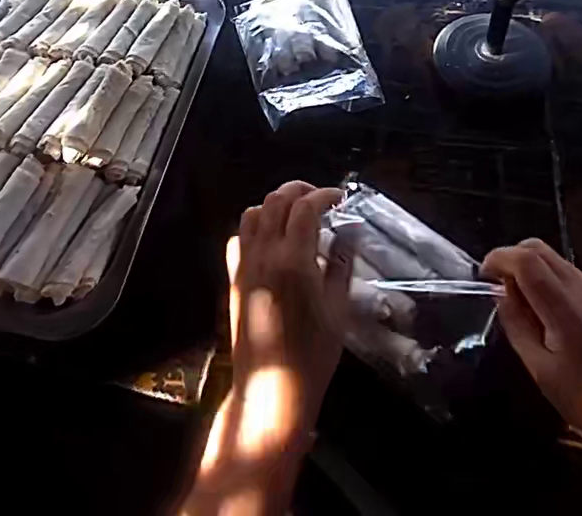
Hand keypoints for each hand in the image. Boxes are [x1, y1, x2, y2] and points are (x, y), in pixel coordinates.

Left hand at [181, 182, 351, 515]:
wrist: (271, 393)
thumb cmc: (312, 354)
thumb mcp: (339, 309)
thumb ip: (341, 264)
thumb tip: (347, 233)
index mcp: (293, 261)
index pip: (305, 207)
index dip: (325, 195)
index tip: (340, 199)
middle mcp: (264, 256)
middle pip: (275, 200)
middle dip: (300, 190)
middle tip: (321, 198)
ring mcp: (244, 266)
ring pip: (252, 212)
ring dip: (276, 203)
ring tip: (297, 213)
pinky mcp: (234, 279)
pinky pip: (239, 237)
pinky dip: (256, 225)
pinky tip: (274, 237)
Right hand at [482, 238, 581, 438]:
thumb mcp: (542, 372)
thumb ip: (517, 326)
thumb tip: (500, 294)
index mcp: (567, 310)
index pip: (527, 260)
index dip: (499, 259)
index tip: (483, 275)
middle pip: (539, 249)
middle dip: (511, 257)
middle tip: (495, 284)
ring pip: (554, 258)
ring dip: (529, 266)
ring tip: (517, 299)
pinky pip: (568, 274)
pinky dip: (547, 277)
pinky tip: (542, 307)